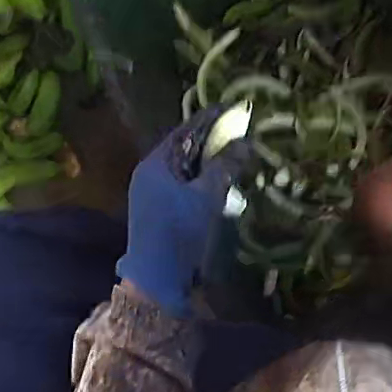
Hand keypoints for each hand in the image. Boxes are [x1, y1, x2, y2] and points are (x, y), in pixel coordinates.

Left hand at [115, 104, 252, 317]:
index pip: (183, 132)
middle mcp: (147, 176)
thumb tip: (245, 142)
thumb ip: (225, 166)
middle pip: (181, 150)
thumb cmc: (180, 231)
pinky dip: (199, 182)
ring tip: (232, 158)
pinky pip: (181, 188)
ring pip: (182, 170)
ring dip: (205, 164)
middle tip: (236, 134)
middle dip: (208, 142)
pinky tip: (218, 186)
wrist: (157, 281)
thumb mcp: (207, 196)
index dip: (207, 120)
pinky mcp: (156, 214)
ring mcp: (149, 196)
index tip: (230, 110)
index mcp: (154, 165)